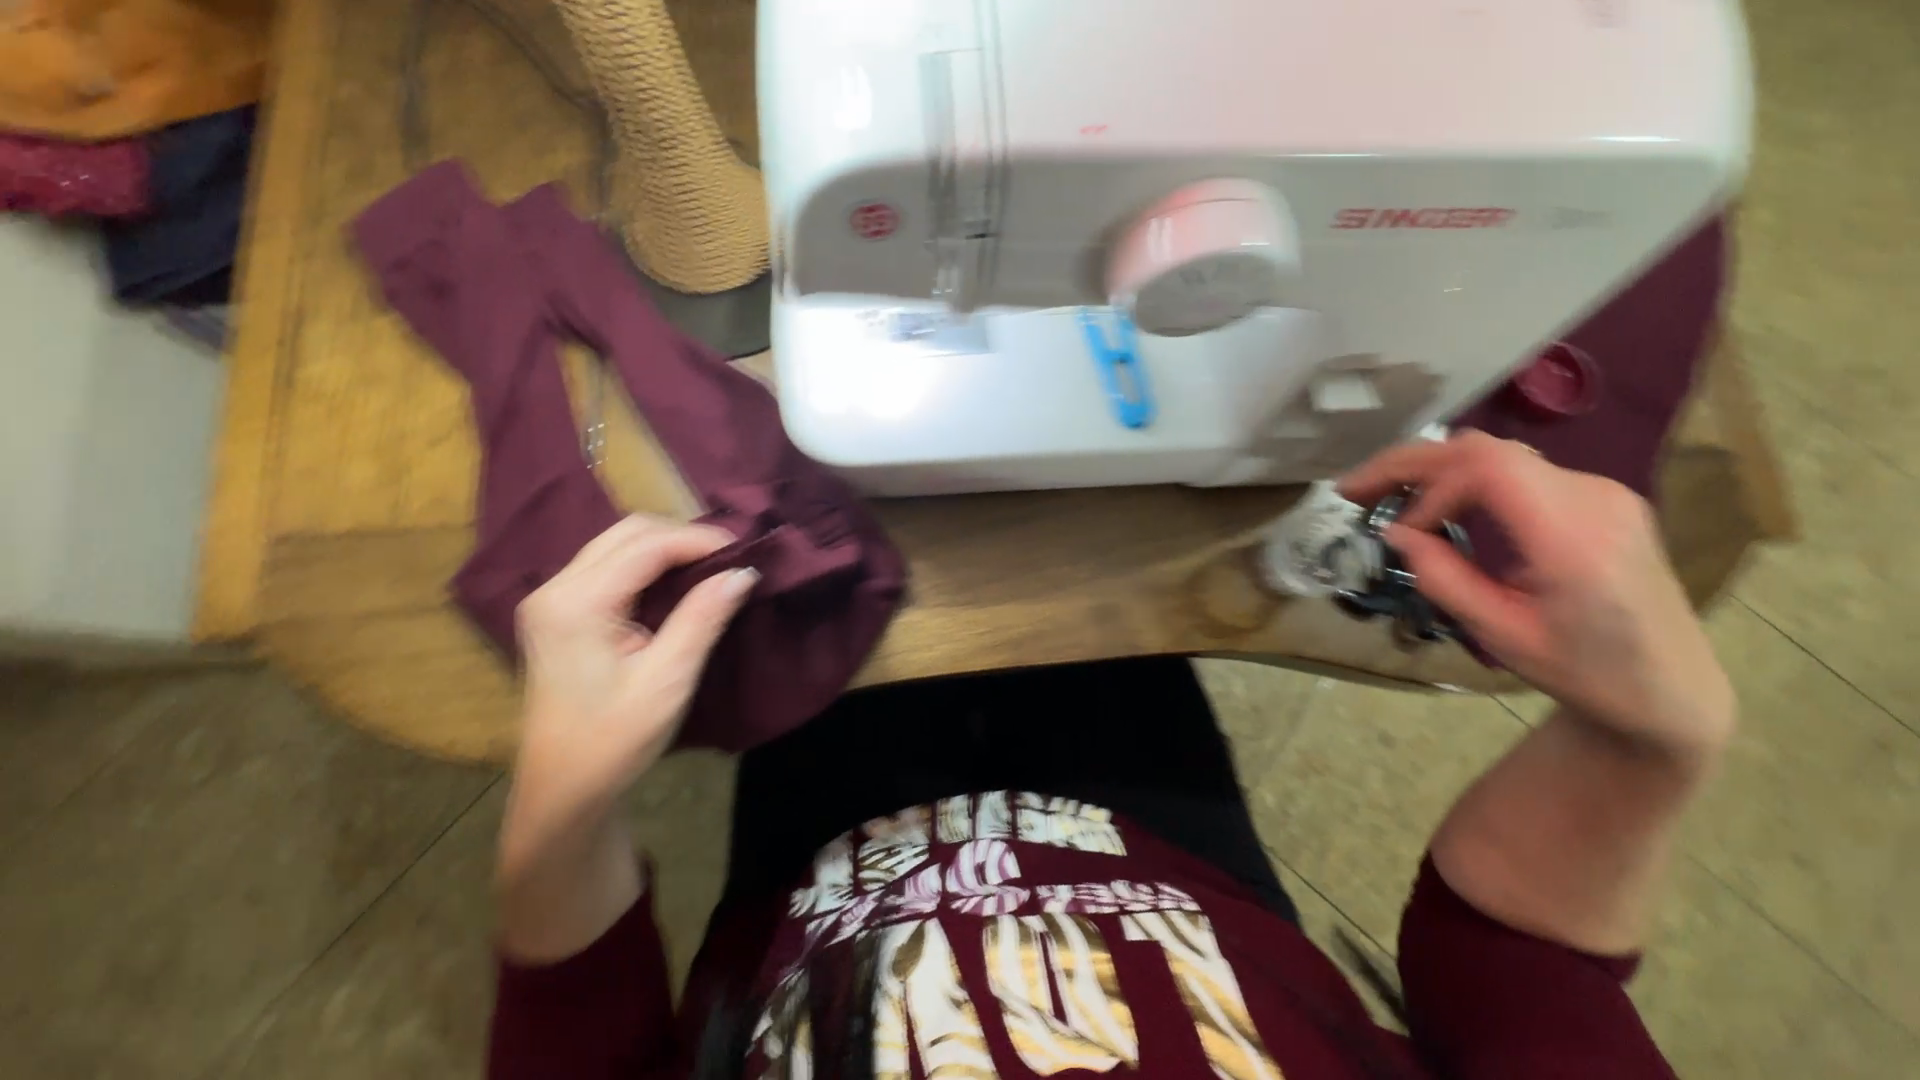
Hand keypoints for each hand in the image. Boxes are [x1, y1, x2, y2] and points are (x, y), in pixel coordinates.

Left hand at [513, 514, 757, 809]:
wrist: (563, 787)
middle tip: (729, 560)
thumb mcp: (667, 680)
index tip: (744, 553)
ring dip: (664, 548)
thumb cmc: (614, 740)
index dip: (698, 541)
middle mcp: (555, 589)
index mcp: (576, 603)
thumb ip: (702, 618)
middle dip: (681, 538)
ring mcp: (551, 599)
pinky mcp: (557, 612)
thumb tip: (742, 573)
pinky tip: (677, 582)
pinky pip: (606, 566)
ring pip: (615, 545)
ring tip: (710, 568)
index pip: (645, 546)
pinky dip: (646, 565)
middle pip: (626, 534)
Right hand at [1339, 432, 1733, 757]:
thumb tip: (1395, 533)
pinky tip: (1439, 508)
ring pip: (1498, 456)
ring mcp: (1600, 491)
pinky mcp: (1597, 498)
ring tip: (1387, 497)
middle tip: (1355, 490)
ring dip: (1435, 472)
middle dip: (1411, 464)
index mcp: (1574, 535)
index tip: (1397, 526)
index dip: (1427, 484)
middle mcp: (1593, 496)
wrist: (1671, 689)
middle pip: (1485, 450)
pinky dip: (1466, 482)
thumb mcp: (1502, 634)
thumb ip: (1444, 578)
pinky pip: (1518, 472)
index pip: (1487, 466)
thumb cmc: (1585, 672)